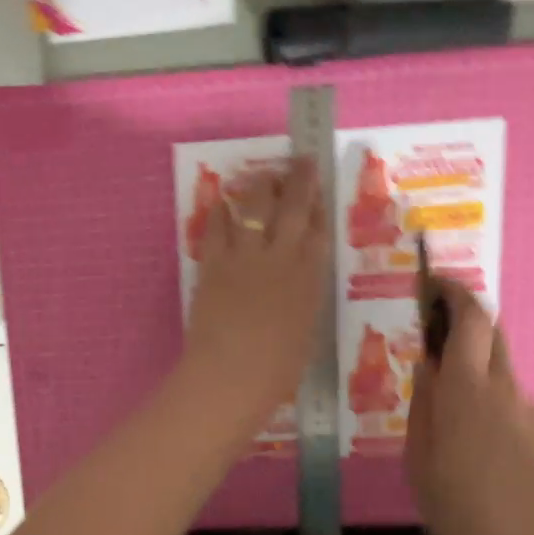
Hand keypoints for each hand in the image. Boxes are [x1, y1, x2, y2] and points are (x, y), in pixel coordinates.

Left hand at [179, 159, 328, 430]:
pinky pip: (217, 228)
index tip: (320, 191)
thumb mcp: (303, 334)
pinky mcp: (213, 263)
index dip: (319, 208)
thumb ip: (301, 305)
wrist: (231, 375)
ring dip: (261, 186)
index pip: (319, 232)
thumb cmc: (276, 371)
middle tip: (302, 160)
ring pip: (255, 207)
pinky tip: (221, 203)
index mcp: (310, 279)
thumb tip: (295, 293)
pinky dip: (220, 212)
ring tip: (263, 175)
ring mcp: (245, 257)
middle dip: (300, 180)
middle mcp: (281, 258)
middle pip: (293, 208)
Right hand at [406, 282, 533, 534]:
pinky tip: (464, 425)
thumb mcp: (419, 458)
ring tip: (438, 384)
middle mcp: (503, 388)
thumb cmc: (457, 509)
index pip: (470, 316)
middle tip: (429, 323)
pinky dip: (484, 386)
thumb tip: (425, 364)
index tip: (430, 281)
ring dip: (472, 355)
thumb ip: (423, 405)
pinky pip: (506, 393)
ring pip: (499, 362)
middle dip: (463, 314)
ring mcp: (526, 410)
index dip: (453, 289)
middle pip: (491, 330)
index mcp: (468, 389)